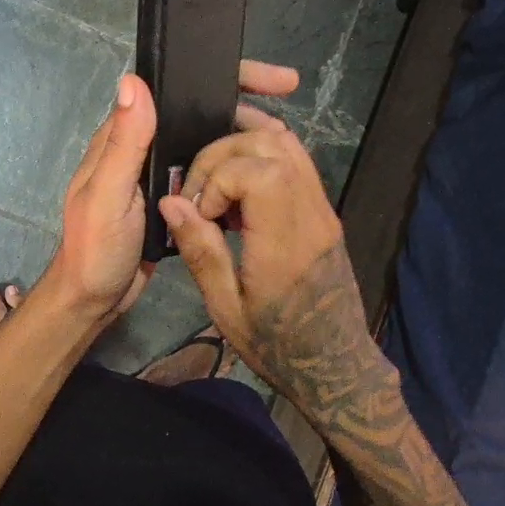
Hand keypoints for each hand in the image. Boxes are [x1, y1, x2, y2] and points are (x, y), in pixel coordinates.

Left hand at [41, 61, 302, 323]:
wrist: (94, 300)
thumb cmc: (96, 248)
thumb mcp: (108, 195)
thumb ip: (123, 143)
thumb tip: (134, 81)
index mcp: (123, 138)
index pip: (169, 89)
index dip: (214, 74)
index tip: (263, 74)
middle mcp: (142, 148)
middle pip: (192, 109)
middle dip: (238, 96)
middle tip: (286, 91)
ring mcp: (158, 174)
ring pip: (203, 140)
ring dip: (239, 132)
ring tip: (282, 133)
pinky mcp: (172, 199)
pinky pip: (206, 172)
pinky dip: (231, 166)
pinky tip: (259, 170)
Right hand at [158, 104, 377, 400]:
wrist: (334, 363)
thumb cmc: (275, 345)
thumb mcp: (226, 309)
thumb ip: (201, 252)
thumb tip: (170, 203)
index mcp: (284, 243)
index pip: (258, 171)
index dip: (219, 178)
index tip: (205, 215)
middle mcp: (310, 214)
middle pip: (272, 143)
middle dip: (223, 155)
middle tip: (203, 194)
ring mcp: (323, 208)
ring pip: (288, 142)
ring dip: (243, 147)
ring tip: (215, 178)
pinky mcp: (324, 211)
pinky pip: (297, 159)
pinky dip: (263, 153)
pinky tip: (237, 177)